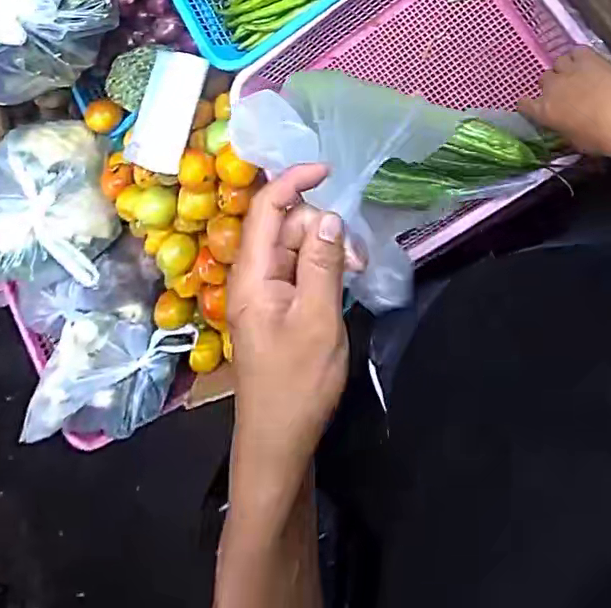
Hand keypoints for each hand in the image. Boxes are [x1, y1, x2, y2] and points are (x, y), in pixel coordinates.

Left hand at [227, 163, 362, 476]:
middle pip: (286, 226)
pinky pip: (300, 268)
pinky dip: (323, 267)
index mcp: (252, 274)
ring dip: (328, 249)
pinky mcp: (278, 304)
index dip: (293, 181)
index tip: (328, 170)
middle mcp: (253, 275)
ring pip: (297, 246)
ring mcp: (265, 290)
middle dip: (323, 227)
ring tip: (357, 273)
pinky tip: (345, 281)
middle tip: (358, 257)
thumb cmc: (297, 383)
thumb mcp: (318, 319)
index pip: (266, 208)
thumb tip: (328, 215)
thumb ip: (322, 263)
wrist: (280, 440)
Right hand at [517, 46, 610, 157]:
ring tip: (577, 75)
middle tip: (566, 93)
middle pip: (544, 80)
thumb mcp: (575, 141)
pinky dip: (579, 57)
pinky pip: (576, 51)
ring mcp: (568, 70)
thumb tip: (564, 124)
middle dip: (552, 86)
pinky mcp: (587, 58)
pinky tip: (587, 63)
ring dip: (565, 69)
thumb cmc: (600, 139)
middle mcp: (550, 87)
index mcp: (543, 111)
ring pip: (558, 63)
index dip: (529, 105)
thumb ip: (563, 128)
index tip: (536, 107)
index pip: (524, 105)